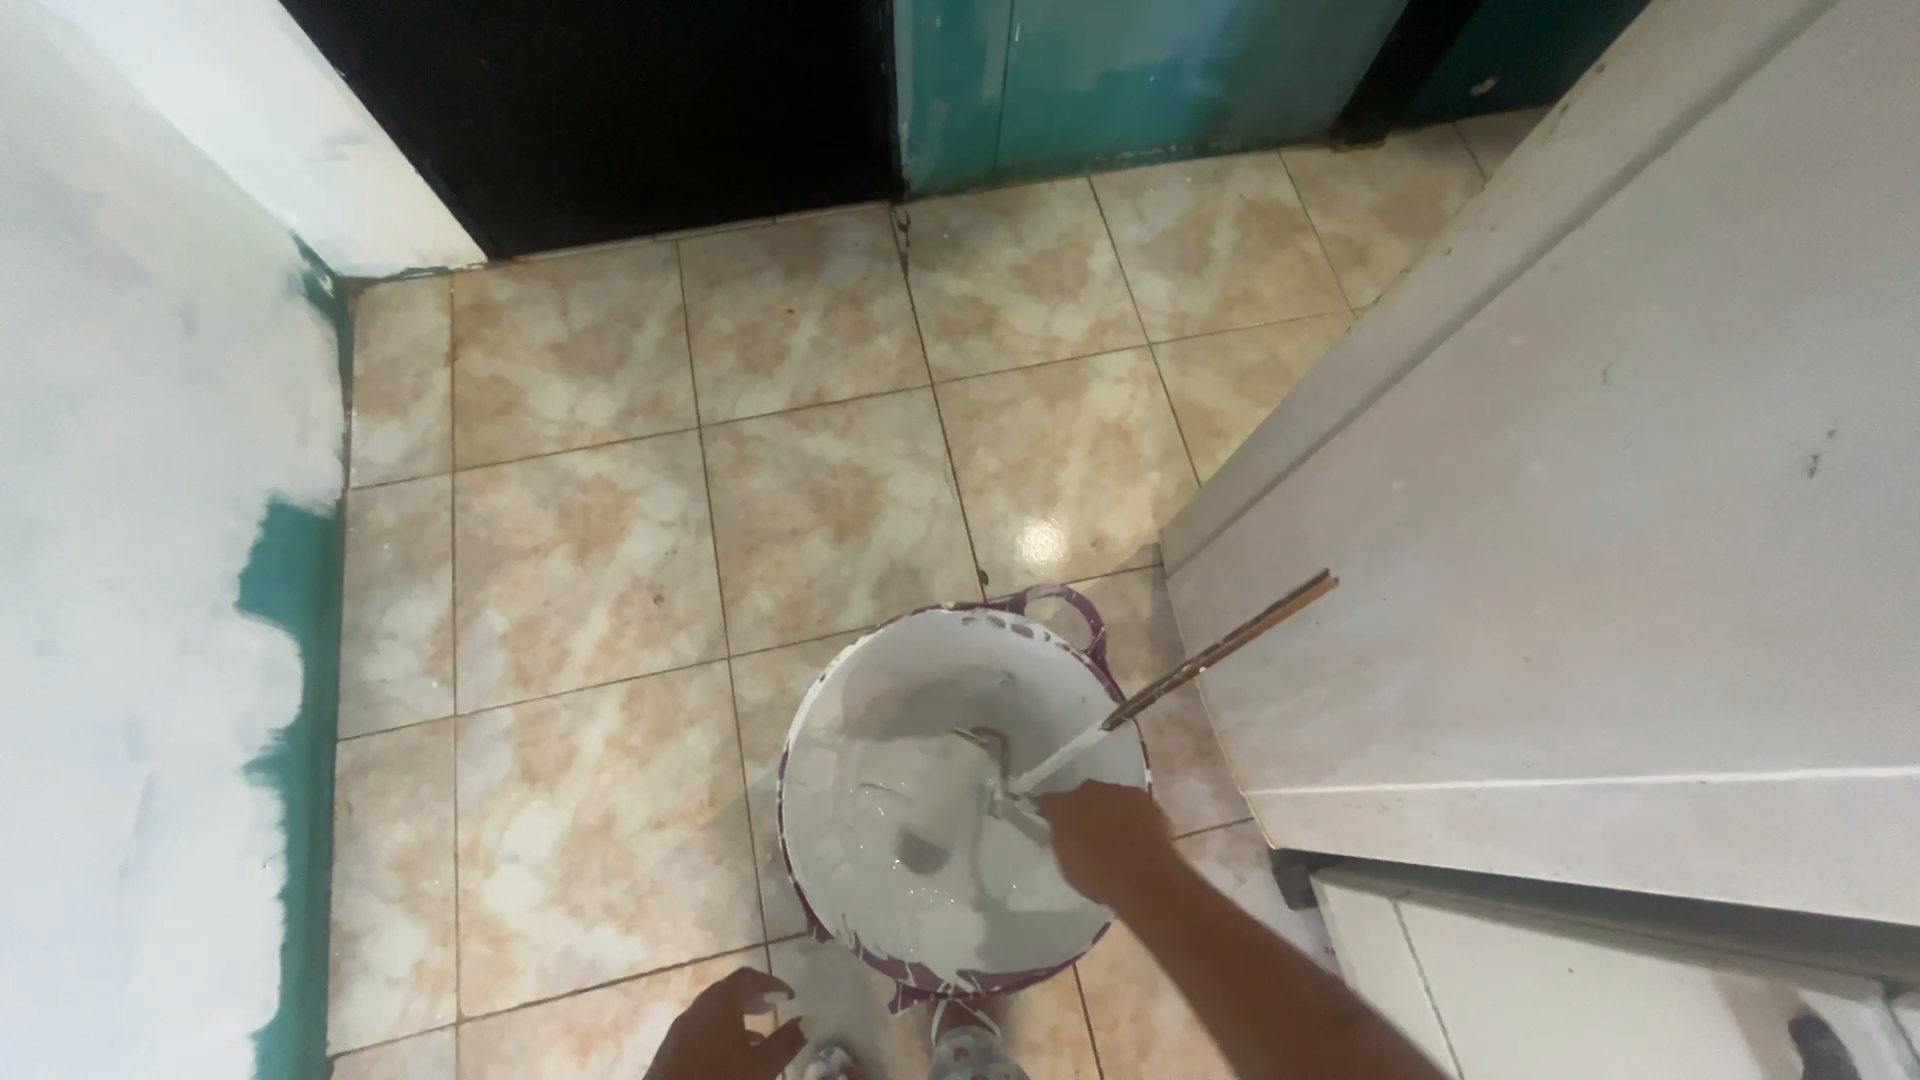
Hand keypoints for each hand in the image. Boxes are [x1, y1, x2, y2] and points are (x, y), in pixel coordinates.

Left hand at [644, 967, 806, 1079]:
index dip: (771, 982)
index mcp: (720, 1003)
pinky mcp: (669, 1051)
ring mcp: (680, 1030)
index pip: (748, 977)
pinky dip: (720, 1031)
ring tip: (757, 1036)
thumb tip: (805, 1022)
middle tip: (773, 1008)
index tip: (789, 997)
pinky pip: (700, 1029)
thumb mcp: (760, 1067)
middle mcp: (698, 1008)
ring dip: (736, 1016)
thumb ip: (785, 1042)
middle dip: (753, 996)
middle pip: (728, 991)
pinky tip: (730, 1058)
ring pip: (713, 1011)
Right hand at [1035, 780, 1173, 904]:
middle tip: (1090, 834)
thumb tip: (1064, 831)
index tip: (1053, 822)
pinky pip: (1136, 808)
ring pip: (1112, 799)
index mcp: (1064, 805)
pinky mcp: (1150, 802)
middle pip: (1084, 796)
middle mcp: (1091, 790)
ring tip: (1119, 838)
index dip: (1051, 811)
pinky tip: (1140, 839)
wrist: (1143, 877)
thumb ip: (1063, 839)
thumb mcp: (1067, 862)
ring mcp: (1122, 793)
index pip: (1051, 801)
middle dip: (1085, 810)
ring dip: (1112, 812)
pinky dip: (1136, 819)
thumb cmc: (1097, 876)